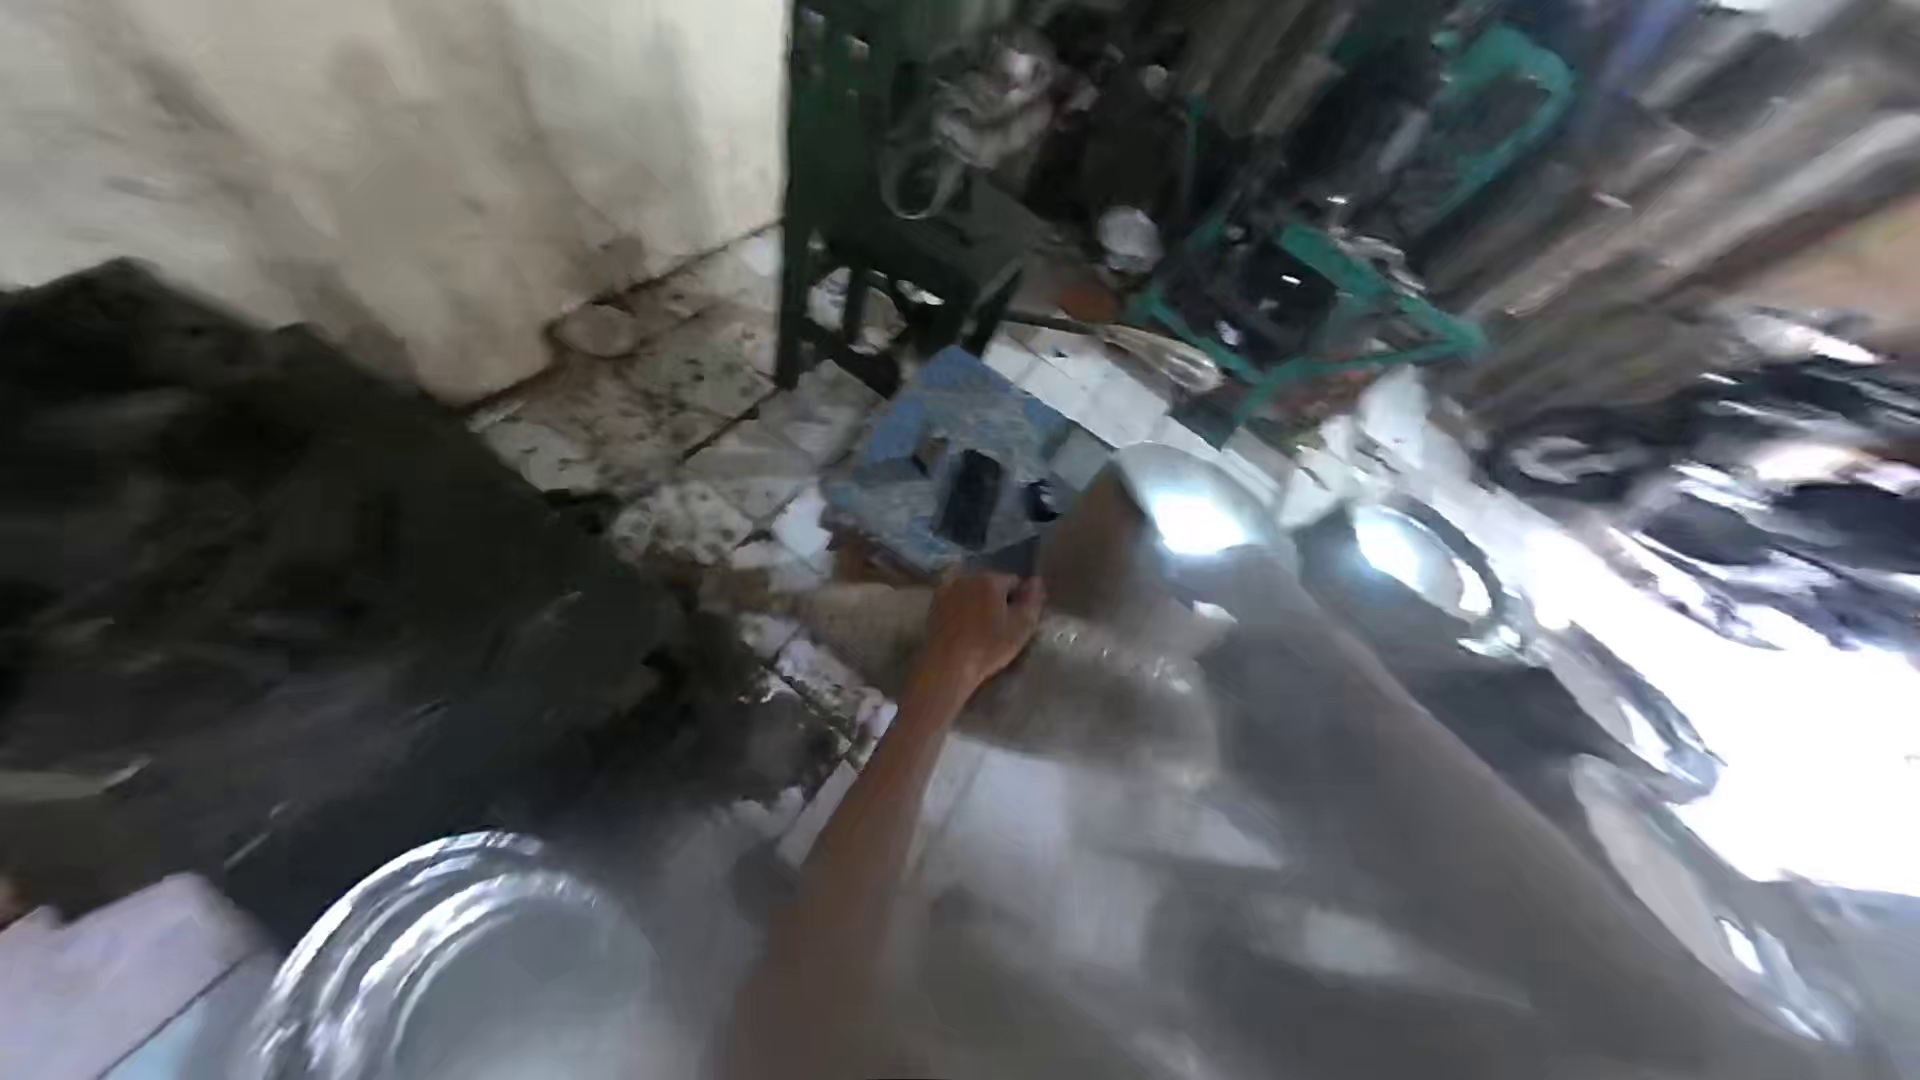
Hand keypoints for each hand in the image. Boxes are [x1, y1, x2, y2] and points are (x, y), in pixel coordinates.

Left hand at [922, 572, 1044, 690]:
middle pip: (991, 585)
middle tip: (1001, 626)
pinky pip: (956, 601)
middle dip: (998, 599)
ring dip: (979, 603)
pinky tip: (964, 629)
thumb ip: (1033, 599)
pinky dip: (962, 609)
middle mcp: (967, 577)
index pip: (1014, 582)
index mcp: (990, 579)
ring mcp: (947, 589)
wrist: (948, 665)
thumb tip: (1036, 580)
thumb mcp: (1021, 626)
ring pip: (972, 592)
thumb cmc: (989, 647)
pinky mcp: (934, 604)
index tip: (1018, 620)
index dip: (1020, 600)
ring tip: (981, 629)